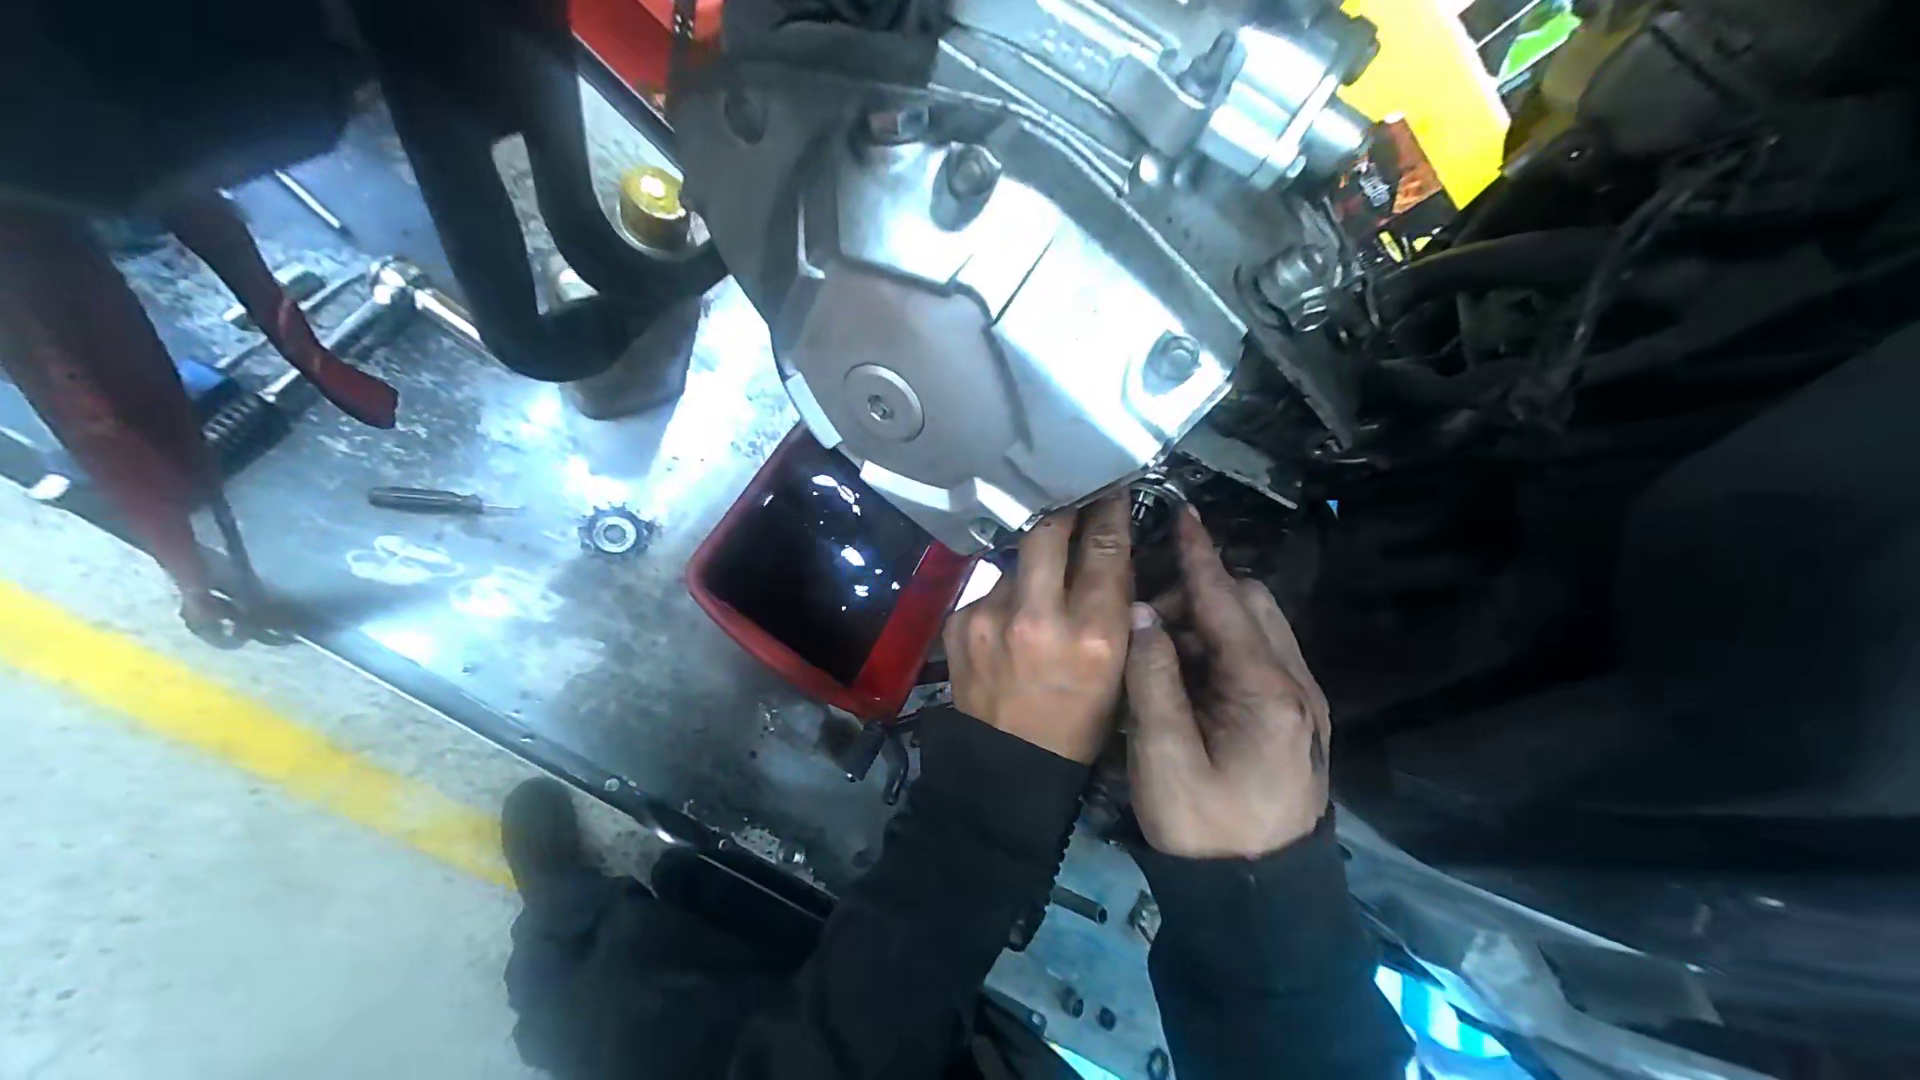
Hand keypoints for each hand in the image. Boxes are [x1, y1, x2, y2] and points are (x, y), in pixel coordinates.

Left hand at [944, 496, 1132, 763]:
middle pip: (1048, 530)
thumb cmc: (1076, 721)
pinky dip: (1005, 593)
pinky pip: (990, 586)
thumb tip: (1109, 551)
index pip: (1104, 550)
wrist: (1007, 763)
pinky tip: (1010, 621)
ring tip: (1039, 589)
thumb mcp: (1116, 670)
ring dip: (1032, 562)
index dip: (1110, 511)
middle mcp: (1038, 618)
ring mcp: (989, 617)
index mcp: (1092, 635)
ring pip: (1016, 558)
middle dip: (1063, 509)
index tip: (1110, 489)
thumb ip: (1114, 607)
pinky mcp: (959, 621)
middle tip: (1071, 503)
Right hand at [1125, 507, 1331, 857]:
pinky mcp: (1295, 717)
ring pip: (1254, 629)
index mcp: (1266, 691)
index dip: (1200, 556)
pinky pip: (1257, 657)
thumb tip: (1140, 614)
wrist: (1257, 897)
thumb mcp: (1162, 755)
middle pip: (1250, 604)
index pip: (1228, 601)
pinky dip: (1218, 649)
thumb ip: (1151, 677)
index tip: (1182, 514)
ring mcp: (1301, 701)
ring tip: (1158, 651)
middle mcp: (1295, 685)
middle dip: (1196, 593)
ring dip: (1206, 623)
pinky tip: (1184, 675)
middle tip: (1146, 620)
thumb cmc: (1204, 828)